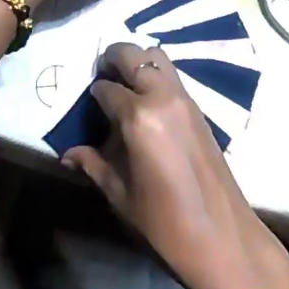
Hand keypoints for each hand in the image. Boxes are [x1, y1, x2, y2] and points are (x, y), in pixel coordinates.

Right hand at [60, 44, 270, 288]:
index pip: (106, 89)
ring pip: (157, 57)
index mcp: (139, 117)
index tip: (85, 103)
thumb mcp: (120, 193)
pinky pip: (172, 74)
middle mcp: (162, 96)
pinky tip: (144, 98)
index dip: (92, 94)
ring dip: (137, 61)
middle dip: (112, 57)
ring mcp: (184, 98)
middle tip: (99, 73)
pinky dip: (155, 74)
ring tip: (122, 82)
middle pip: (134, 55)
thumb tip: (68, 155)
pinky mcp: (198, 106)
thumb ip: (94, 164)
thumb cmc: (163, 220)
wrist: (219, 232)